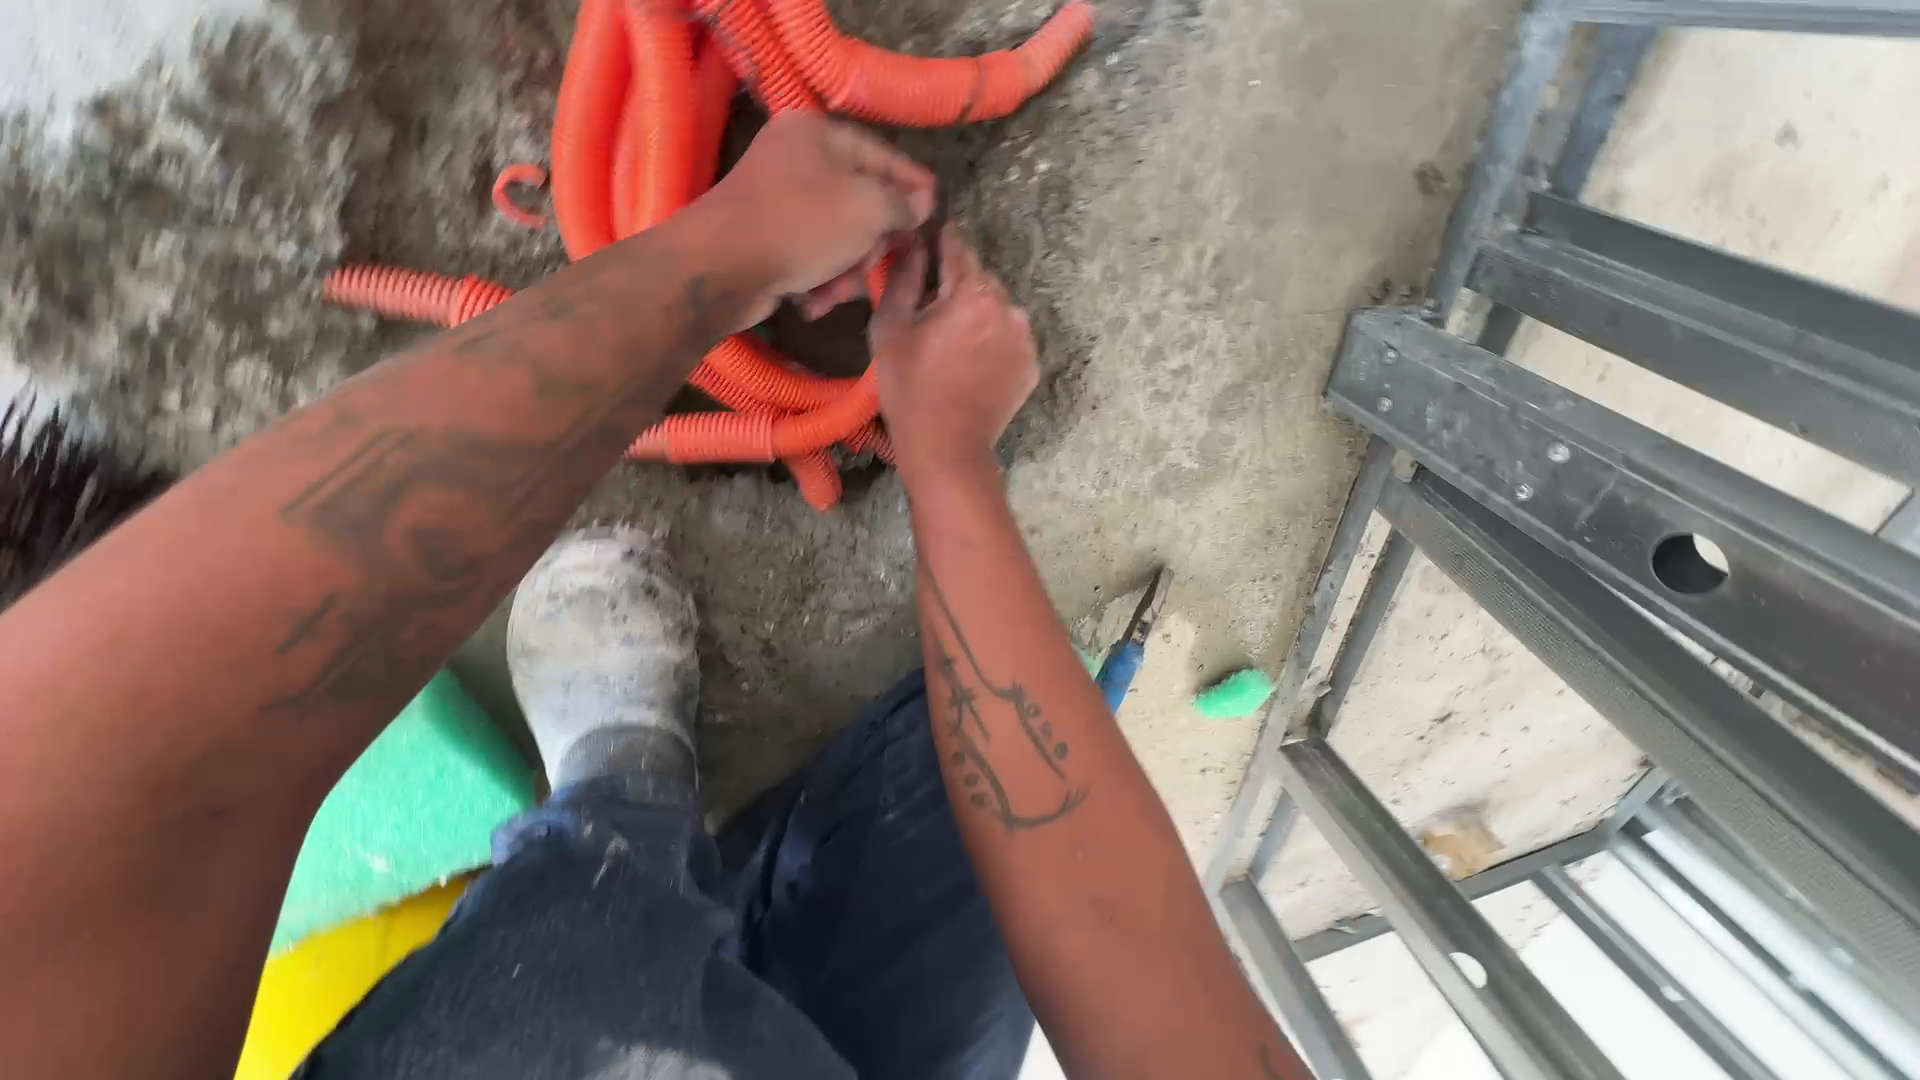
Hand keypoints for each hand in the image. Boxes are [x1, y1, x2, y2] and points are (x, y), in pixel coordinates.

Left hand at [696, 111, 935, 325]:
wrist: (722, 269)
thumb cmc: (802, 226)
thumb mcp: (867, 208)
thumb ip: (902, 203)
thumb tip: (924, 202)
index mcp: (817, 133)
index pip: (881, 154)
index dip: (913, 184)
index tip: (936, 210)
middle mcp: (795, 160)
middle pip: (860, 201)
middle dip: (871, 242)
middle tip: (876, 264)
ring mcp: (777, 200)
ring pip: (837, 236)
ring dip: (845, 271)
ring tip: (836, 292)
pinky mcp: (766, 239)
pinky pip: (810, 256)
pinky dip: (818, 280)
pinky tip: (812, 300)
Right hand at [871, 223, 1039, 483]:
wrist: (947, 449)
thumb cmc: (909, 390)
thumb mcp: (890, 330)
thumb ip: (902, 279)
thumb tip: (911, 245)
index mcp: (973, 292)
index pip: (957, 246)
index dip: (938, 243)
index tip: (924, 248)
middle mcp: (1008, 307)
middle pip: (980, 278)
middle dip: (957, 287)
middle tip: (932, 317)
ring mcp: (1025, 338)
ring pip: (998, 309)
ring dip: (978, 315)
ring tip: (953, 346)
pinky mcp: (1031, 365)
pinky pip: (1010, 339)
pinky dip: (994, 343)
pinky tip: (972, 366)